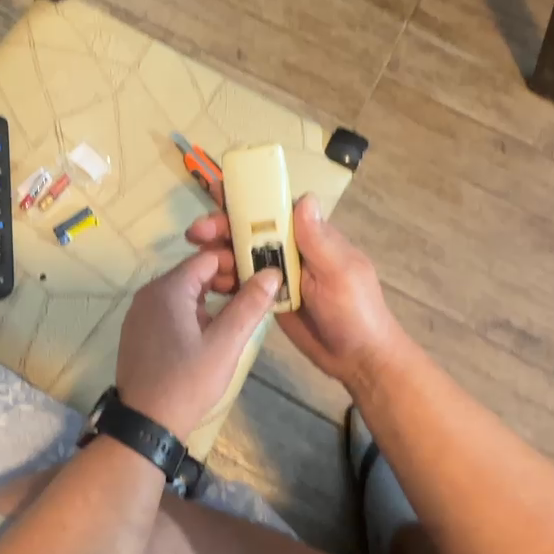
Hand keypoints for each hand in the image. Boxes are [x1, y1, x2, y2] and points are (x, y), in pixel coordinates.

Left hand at [115, 250, 282, 441]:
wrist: (145, 423)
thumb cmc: (187, 381)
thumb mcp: (225, 344)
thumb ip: (249, 305)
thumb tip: (272, 273)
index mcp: (168, 288)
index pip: (207, 258)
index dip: (236, 263)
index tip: (260, 277)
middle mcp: (148, 293)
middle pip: (193, 273)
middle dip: (225, 280)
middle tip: (254, 298)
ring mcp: (140, 314)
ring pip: (181, 293)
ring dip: (210, 298)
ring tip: (237, 316)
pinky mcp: (138, 333)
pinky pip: (169, 310)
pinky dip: (191, 313)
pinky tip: (209, 334)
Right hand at [185, 194, 404, 388]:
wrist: (358, 360)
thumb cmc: (356, 312)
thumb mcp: (340, 273)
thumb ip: (318, 240)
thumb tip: (304, 197)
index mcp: (309, 236)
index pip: (273, 209)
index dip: (245, 200)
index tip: (217, 193)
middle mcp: (290, 250)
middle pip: (249, 231)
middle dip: (221, 227)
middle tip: (195, 233)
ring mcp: (277, 274)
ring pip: (241, 255)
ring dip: (217, 253)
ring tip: (198, 261)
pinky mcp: (267, 297)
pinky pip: (241, 282)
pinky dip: (223, 279)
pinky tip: (208, 283)